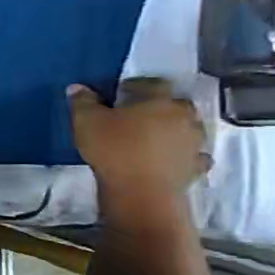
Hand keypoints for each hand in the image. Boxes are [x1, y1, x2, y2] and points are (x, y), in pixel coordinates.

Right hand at [68, 79, 209, 201]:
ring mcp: (195, 142)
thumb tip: (78, 87)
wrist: (141, 191)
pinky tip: (172, 157)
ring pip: (188, 128)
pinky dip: (184, 153)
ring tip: (153, 136)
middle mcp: (184, 117)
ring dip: (174, 128)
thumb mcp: (86, 121)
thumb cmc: (113, 149)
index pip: (152, 83)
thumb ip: (83, 102)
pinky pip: (194, 154)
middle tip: (138, 114)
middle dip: (160, 106)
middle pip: (176, 104)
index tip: (120, 92)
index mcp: (159, 101)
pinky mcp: (197, 165)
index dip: (136, 85)